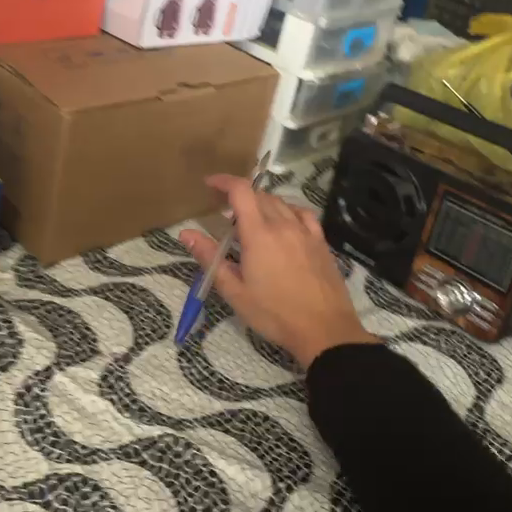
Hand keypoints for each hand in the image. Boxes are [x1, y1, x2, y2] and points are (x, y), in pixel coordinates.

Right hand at [179, 174, 378, 369]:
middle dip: (239, 196)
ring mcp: (305, 232)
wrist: (325, 330)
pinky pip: (302, 214)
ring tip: (250, 221)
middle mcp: (283, 225)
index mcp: (259, 234)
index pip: (241, 191)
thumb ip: (210, 258)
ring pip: (280, 203)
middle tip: (224, 212)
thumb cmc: (274, 314)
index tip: (209, 185)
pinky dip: (287, 211)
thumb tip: (186, 234)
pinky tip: (283, 224)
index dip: (223, 182)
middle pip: (259, 195)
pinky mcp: (320, 242)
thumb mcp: (235, 291)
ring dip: (261, 204)